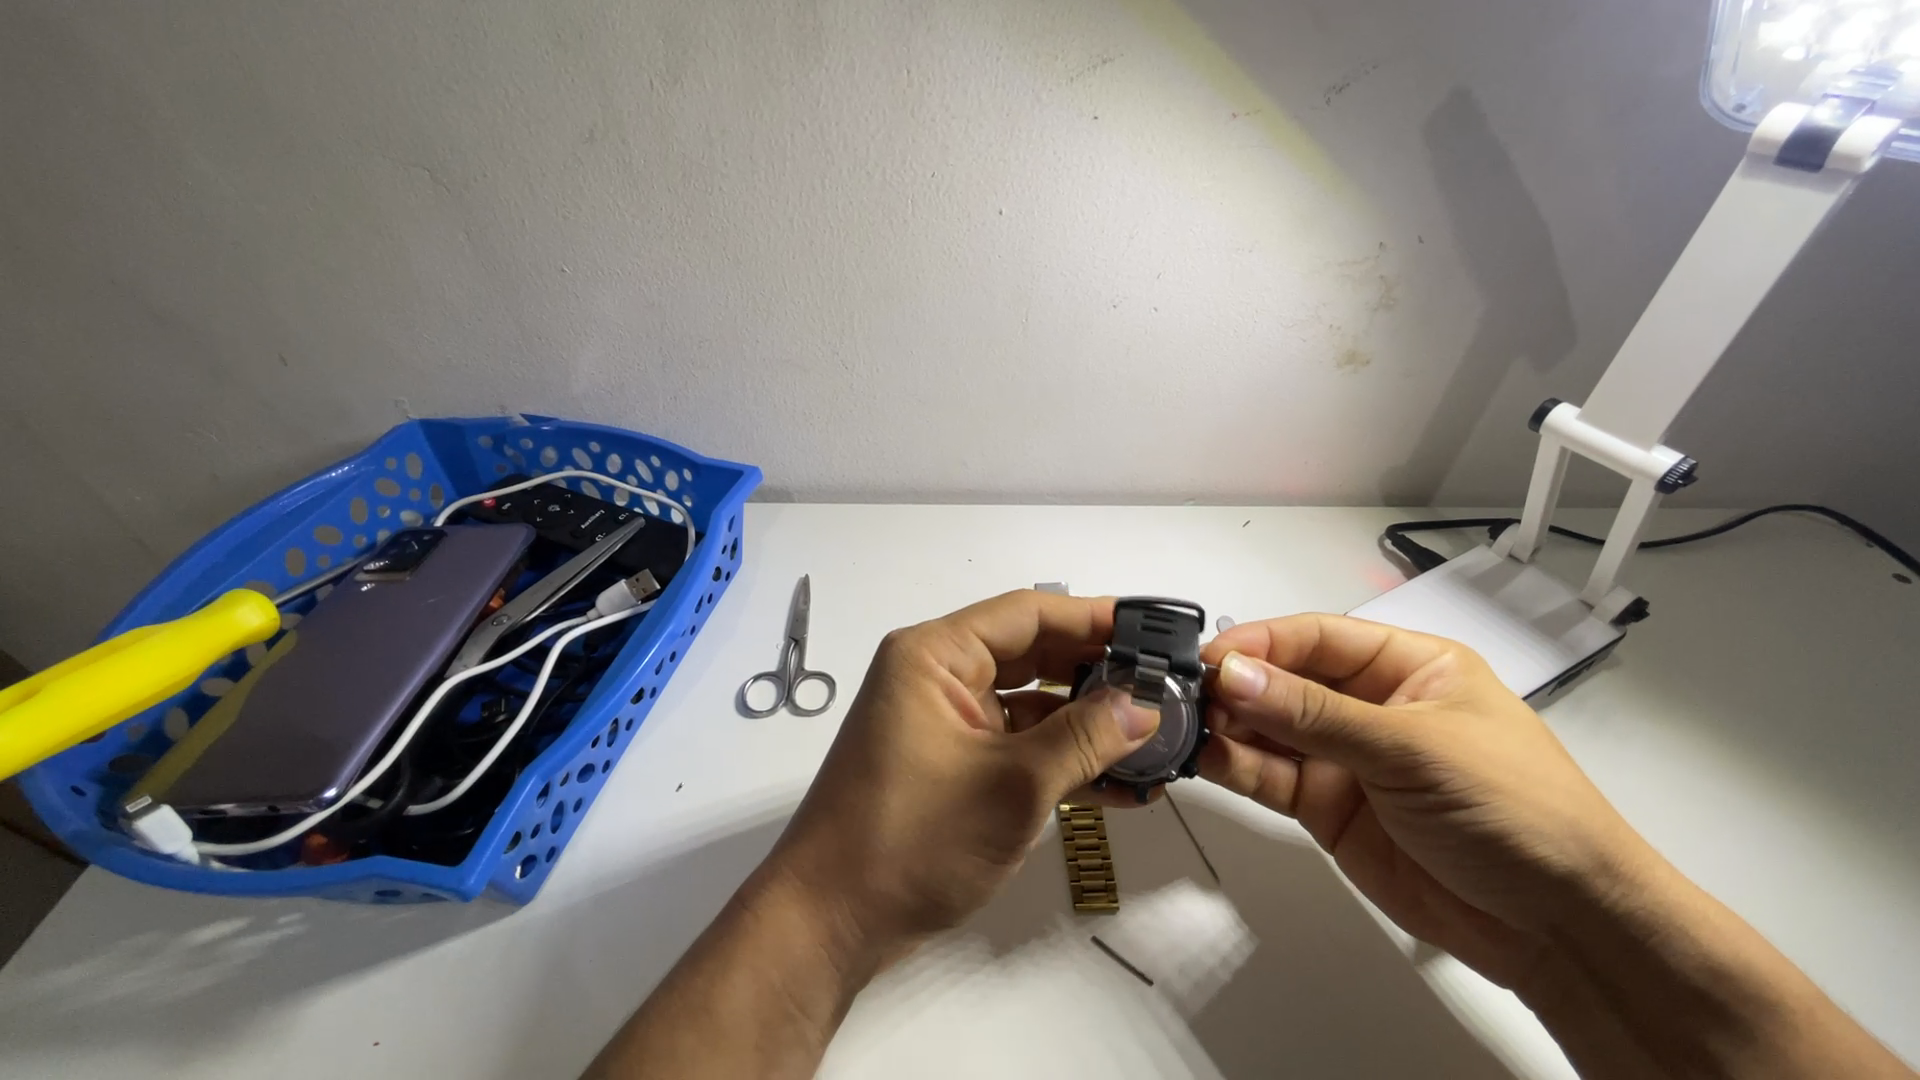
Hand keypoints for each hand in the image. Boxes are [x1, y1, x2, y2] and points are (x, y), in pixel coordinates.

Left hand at [764, 590, 1162, 958]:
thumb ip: (1083, 738)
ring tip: (1156, 739)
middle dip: (1096, 674)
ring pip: (1028, 704)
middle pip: (1030, 656)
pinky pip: (1015, 746)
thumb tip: (1145, 704)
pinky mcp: (952, 766)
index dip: (1092, 618)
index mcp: (934, 656)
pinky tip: (1118, 784)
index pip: (1026, 614)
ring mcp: (944, 724)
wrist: (831, 923)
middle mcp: (937, 678)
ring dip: (1085, 724)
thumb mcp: (1011, 786)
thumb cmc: (912, 840)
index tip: (1153, 632)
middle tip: (1165, 687)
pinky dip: (1060, 760)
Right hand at [1197, 614, 1656, 989]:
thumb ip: (1315, 714)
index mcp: (1407, 667)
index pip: (1317, 637)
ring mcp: (1343, 759)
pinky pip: (1268, 776)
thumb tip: (1234, 675)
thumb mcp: (1412, 748)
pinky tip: (1206, 758)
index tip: (1211, 655)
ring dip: (1226, 725)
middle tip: (1186, 694)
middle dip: (1236, 685)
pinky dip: (1234, 765)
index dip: (1261, 642)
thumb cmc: (1516, 811)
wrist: (1558, 926)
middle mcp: (1368, 706)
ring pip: (1267, 729)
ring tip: (1185, 726)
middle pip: (1283, 681)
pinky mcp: (1324, 807)